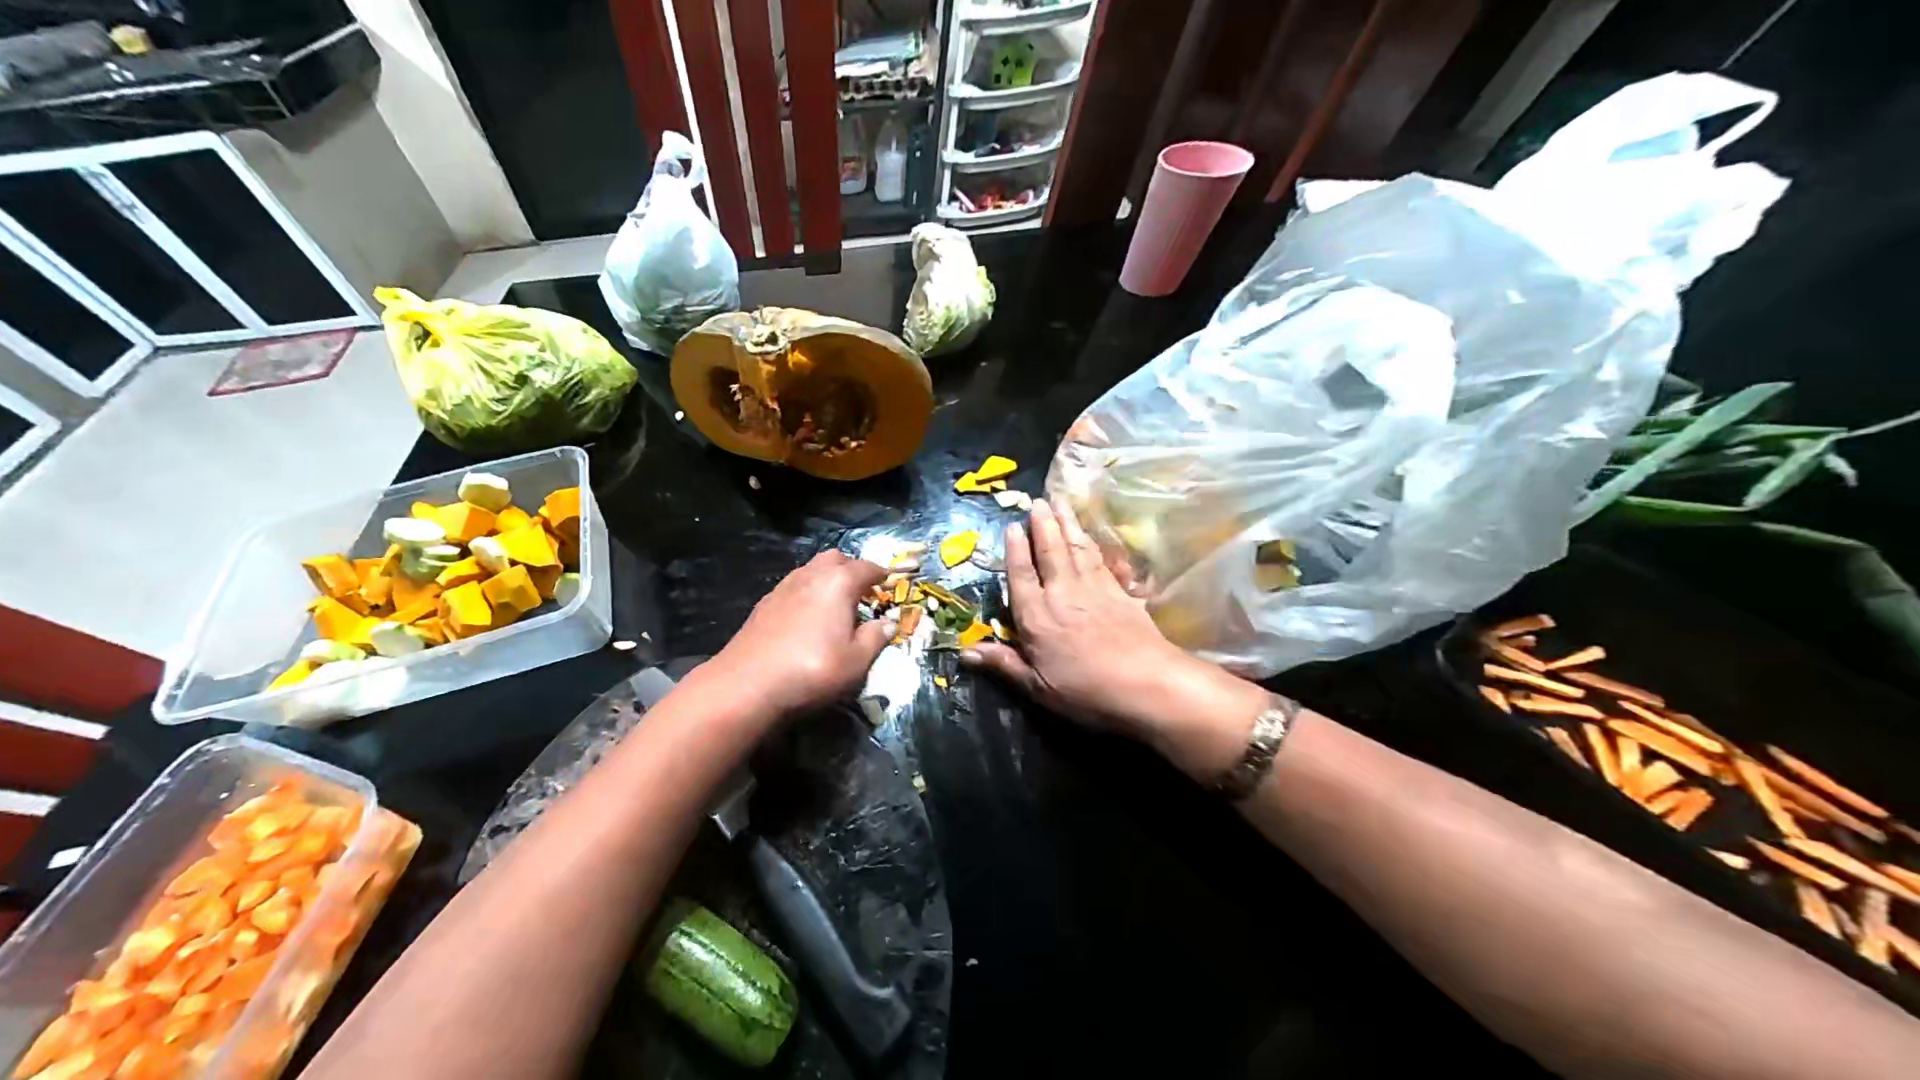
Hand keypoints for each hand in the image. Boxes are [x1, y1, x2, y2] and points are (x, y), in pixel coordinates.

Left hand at [703, 551, 895, 721]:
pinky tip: (808, 618)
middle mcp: (810, 575)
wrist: (747, 685)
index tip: (891, 583)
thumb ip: (875, 638)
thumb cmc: (812, 670)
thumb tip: (888, 623)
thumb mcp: (856, 662)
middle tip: (863, 593)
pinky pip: (794, 587)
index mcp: (838, 582)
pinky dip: (807, 594)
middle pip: (836, 559)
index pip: (867, 567)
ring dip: (827, 580)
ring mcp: (783, 588)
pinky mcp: (764, 604)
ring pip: (811, 570)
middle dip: (852, 569)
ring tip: (836, 605)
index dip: (882, 574)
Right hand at [960, 500, 1270, 780]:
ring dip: (1066, 523)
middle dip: (1043, 524)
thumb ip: (1003, 664)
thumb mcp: (1037, 687)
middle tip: (1037, 501)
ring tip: (1059, 502)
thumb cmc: (1086, 691)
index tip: (1013, 525)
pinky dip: (1091, 543)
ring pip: (1076, 548)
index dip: (1015, 549)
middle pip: (1050, 551)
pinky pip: (1100, 559)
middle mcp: (1062, 594)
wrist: (1146, 683)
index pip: (1021, 575)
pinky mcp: (1119, 591)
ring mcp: (1094, 589)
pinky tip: (1088, 535)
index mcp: (1037, 616)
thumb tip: (964, 652)